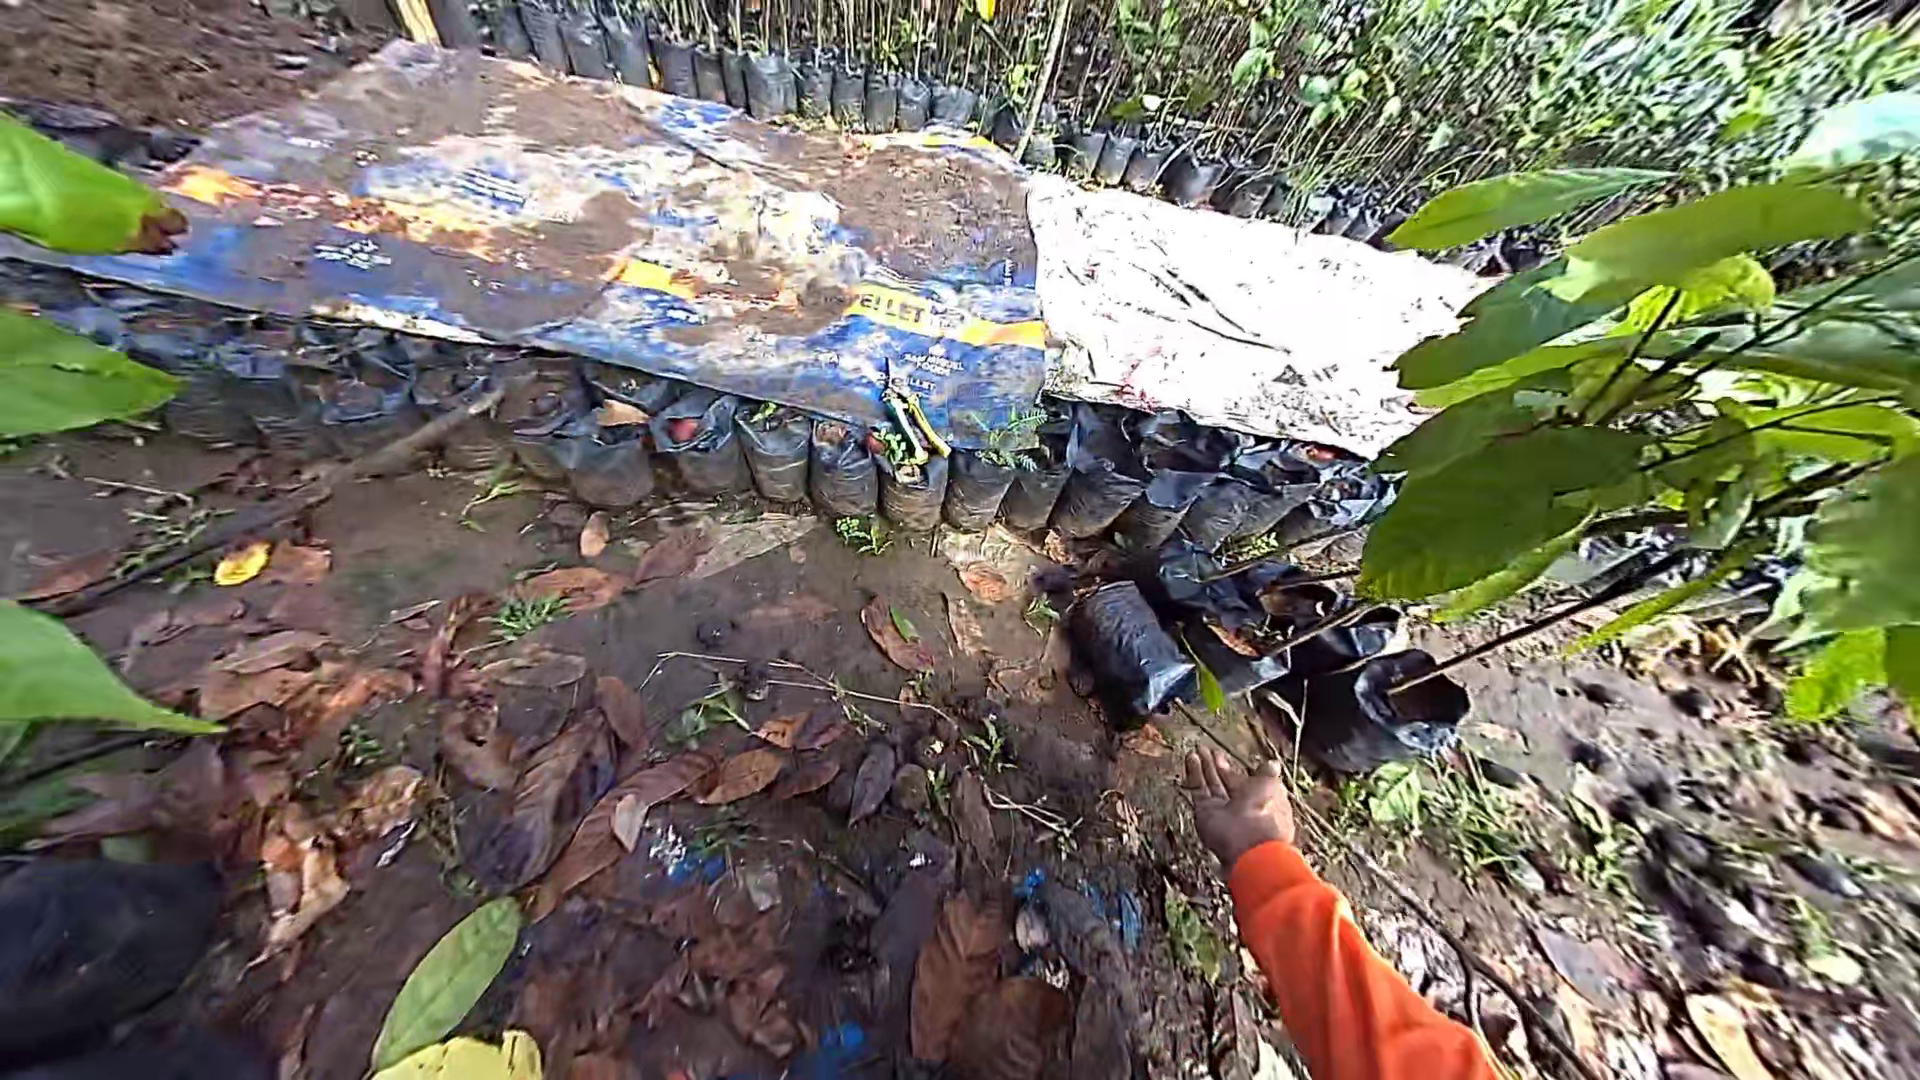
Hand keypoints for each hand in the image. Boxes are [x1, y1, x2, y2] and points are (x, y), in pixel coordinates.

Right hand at [1183, 750, 1294, 869]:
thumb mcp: (1271, 787)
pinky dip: (1194, 774)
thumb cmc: (1265, 813)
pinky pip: (1198, 790)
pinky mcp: (1204, 813)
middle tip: (1205, 750)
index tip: (1221, 754)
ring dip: (1203, 767)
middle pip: (1223, 783)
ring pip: (1209, 785)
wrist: (1248, 843)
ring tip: (1196, 750)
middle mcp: (1239, 808)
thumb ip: (1267, 774)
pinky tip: (1191, 758)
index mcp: (1258, 803)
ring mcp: (1221, 811)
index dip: (1231, 769)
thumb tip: (1273, 763)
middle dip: (1214, 766)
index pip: (1242, 783)